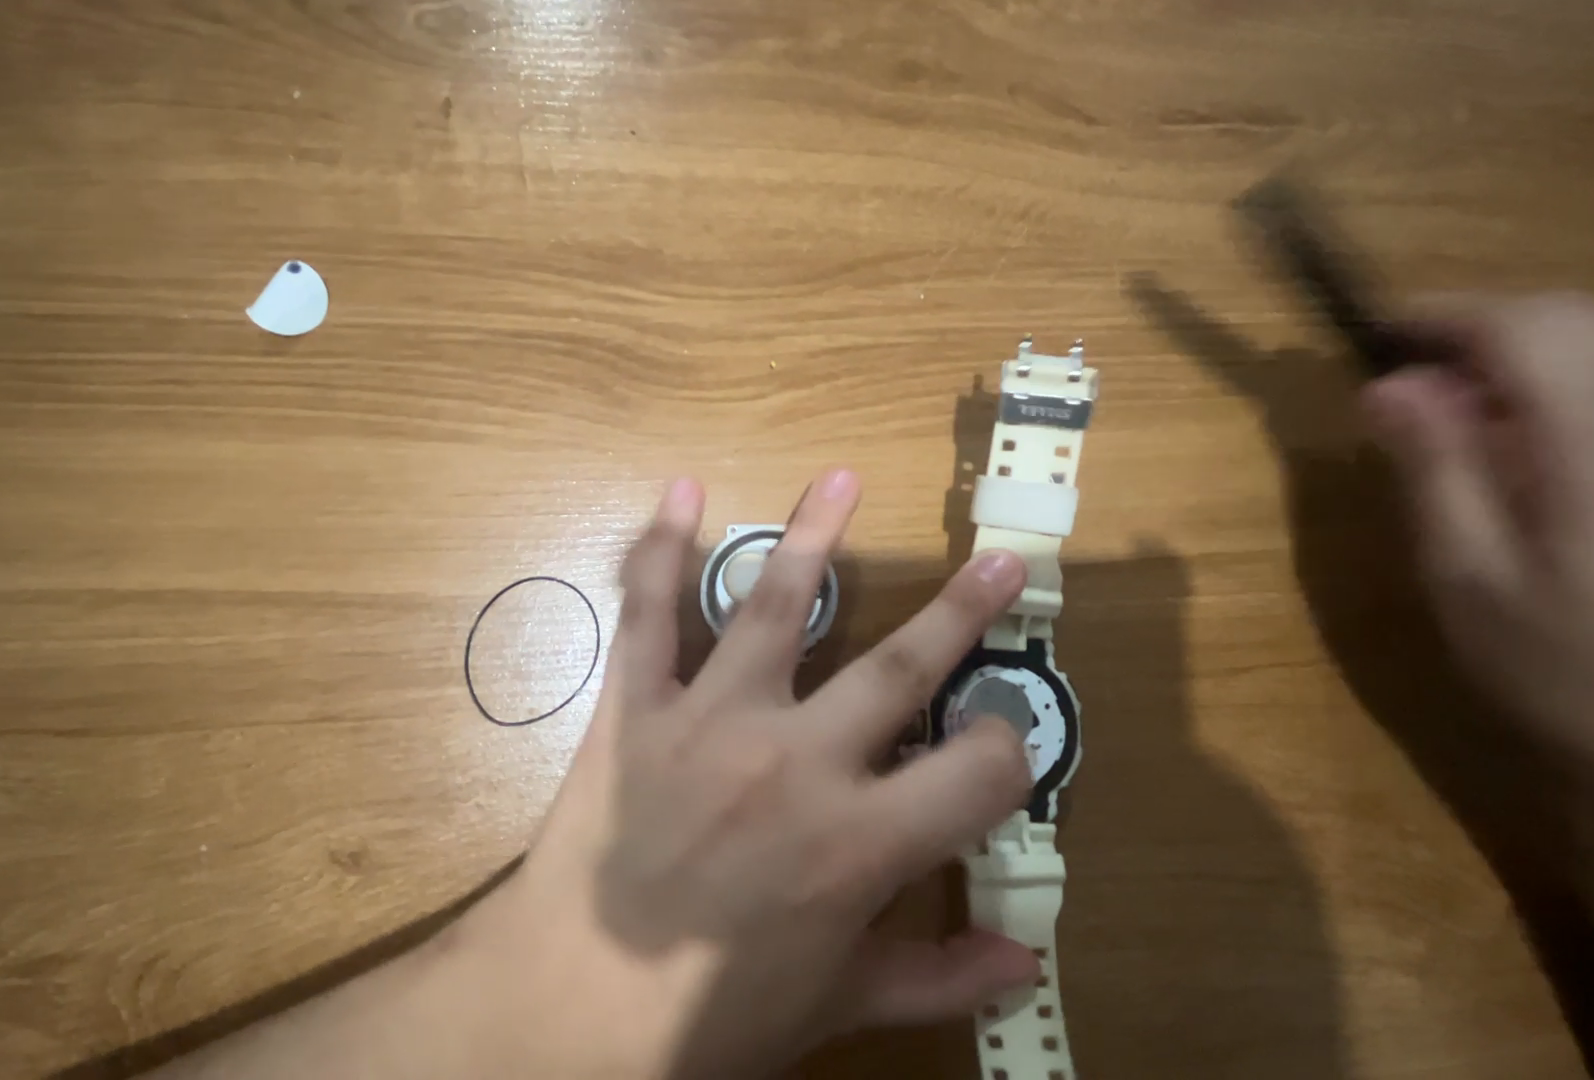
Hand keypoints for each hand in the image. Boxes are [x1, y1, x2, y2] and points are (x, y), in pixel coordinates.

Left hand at [148, 471, 1039, 1079]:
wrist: (567, 1005)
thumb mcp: (836, 1004)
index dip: (1008, 756)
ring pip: (772, 608)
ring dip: (812, 535)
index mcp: (859, 843)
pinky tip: (677, 494)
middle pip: (900, 666)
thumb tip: (1026, 963)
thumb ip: (935, 975)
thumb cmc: (709, 1015)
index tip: (1002, 747)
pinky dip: (657, 551)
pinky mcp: (637, 706)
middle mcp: (794, 762)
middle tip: (1000, 557)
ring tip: (841, 476)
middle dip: (961, 610)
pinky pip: (648, 615)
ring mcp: (709, 720)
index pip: (977, 772)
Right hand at [1363, 294, 1593, 843]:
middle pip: (1573, 324)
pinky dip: (1568, 401)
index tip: (1372, 334)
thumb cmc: (1583, 674)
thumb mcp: (1473, 580)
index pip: (1523, 324)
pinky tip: (1535, 462)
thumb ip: (1435, 472)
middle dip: (1476, 338)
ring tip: (1457, 431)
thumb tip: (1389, 388)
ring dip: (1521, 371)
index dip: (1440, 314)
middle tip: (1403, 391)